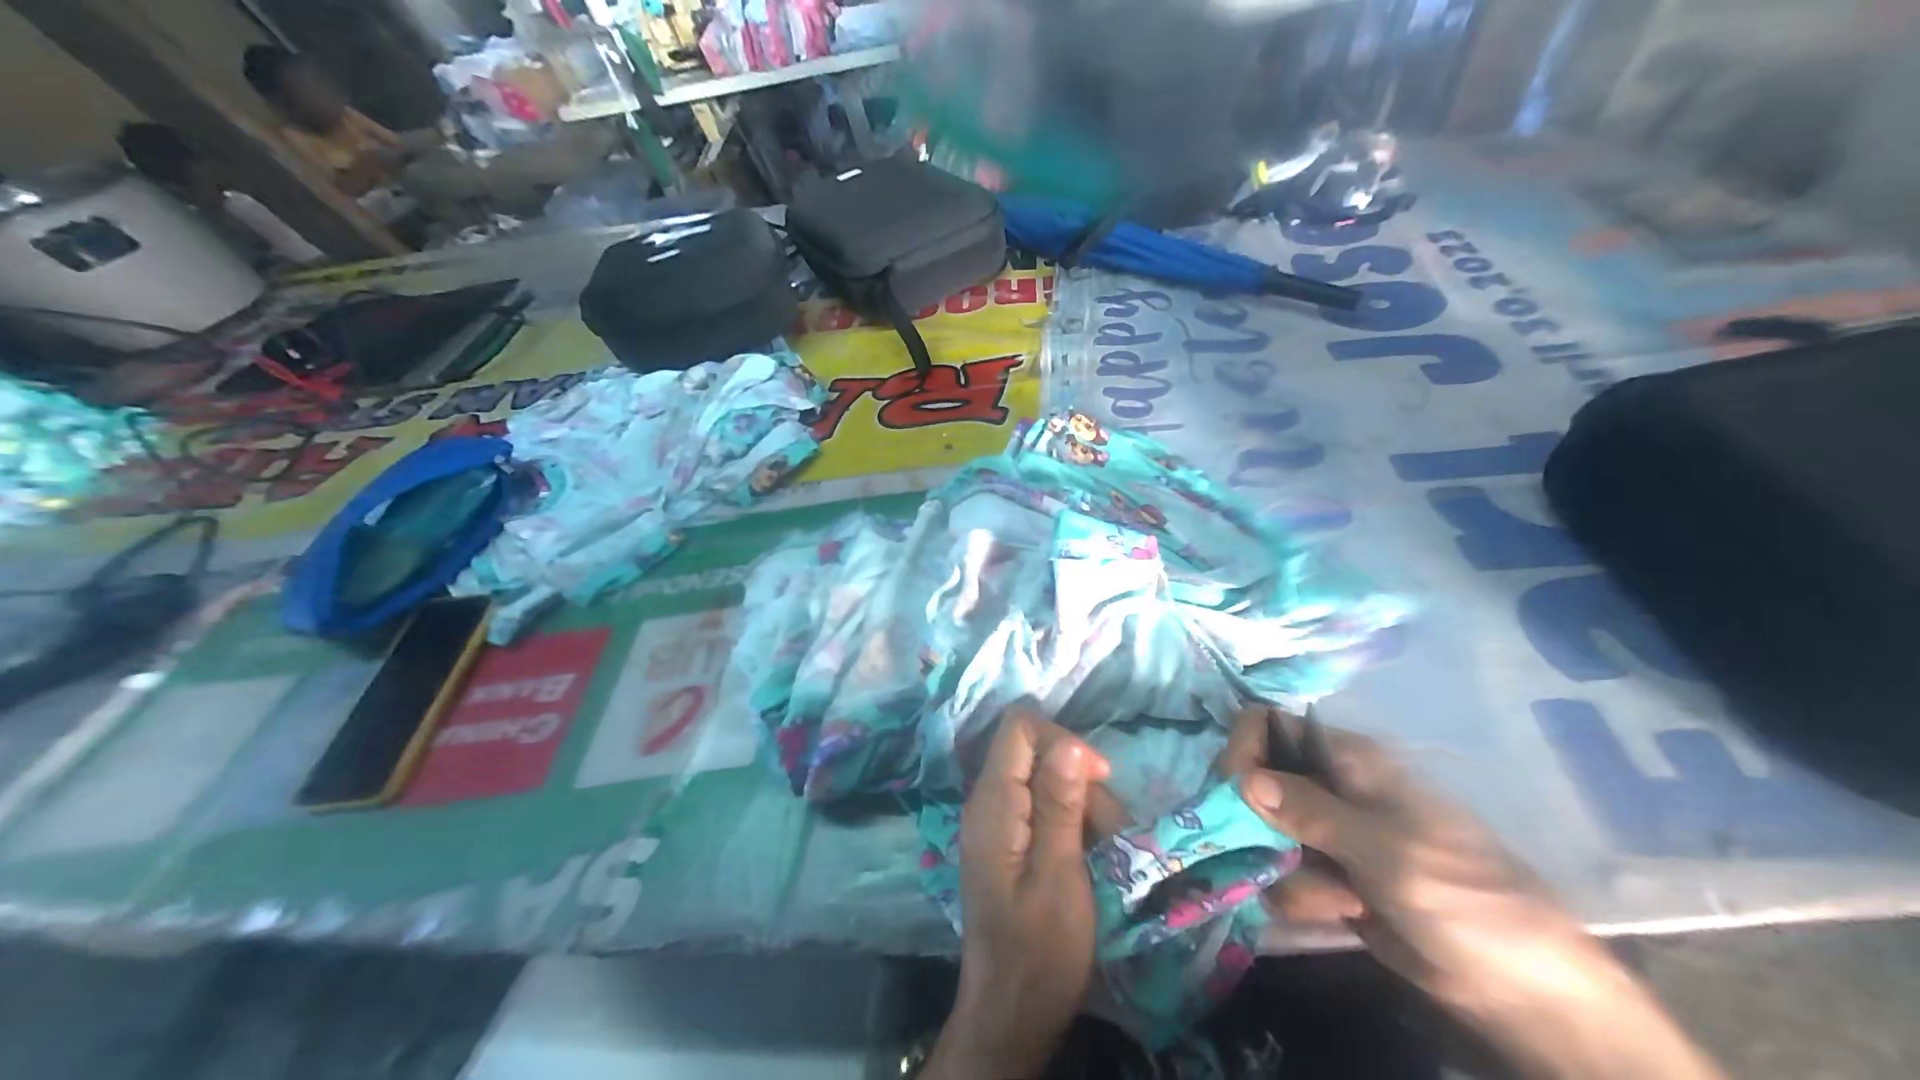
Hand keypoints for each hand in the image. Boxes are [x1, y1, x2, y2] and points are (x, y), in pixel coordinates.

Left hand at [925, 709, 1110, 1079]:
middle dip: (1079, 781)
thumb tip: (1070, 741)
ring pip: (1046, 782)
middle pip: (1036, 753)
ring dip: (1083, 808)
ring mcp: (997, 824)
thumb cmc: (1039, 950)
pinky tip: (1091, 859)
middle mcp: (987, 803)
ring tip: (1105, 853)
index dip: (1062, 740)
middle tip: (1109, 830)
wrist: (1010, 1013)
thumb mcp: (1059, 875)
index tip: (1098, 778)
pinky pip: (1043, 810)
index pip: (1018, 728)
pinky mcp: (1009, 844)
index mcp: (992, 804)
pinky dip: (1072, 825)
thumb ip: (1061, 806)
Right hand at [1218, 706, 1722, 1079]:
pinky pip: (1281, 875)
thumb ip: (1313, 813)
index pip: (1268, 726)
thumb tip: (1243, 779)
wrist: (1521, 985)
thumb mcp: (1388, 852)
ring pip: (1263, 835)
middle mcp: (1329, 789)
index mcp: (1348, 761)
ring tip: (1339, 898)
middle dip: (1257, 825)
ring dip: (1287, 871)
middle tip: (1276, 856)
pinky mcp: (1327, 877)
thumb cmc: (1465, 898)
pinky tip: (1341, 913)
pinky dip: (1300, 898)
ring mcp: (1327, 835)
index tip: (1233, 795)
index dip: (1243, 750)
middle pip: (1254, 782)